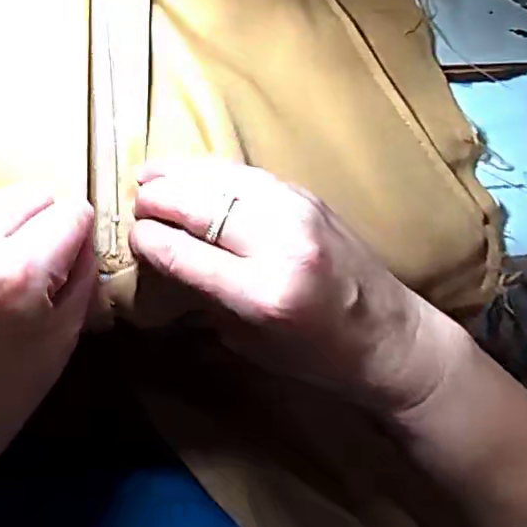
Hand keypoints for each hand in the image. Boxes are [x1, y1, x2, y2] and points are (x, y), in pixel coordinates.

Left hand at [0, 186, 95, 510]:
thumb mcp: (62, 340)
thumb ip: (82, 273)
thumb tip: (86, 229)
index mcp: (15, 277)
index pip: (72, 212)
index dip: (79, 238)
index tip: (69, 267)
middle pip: (36, 194)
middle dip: (46, 226)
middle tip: (35, 272)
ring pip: (2, 197)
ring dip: (13, 225)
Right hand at [128, 156, 466, 416]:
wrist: (394, 339)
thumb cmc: (317, 357)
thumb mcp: (249, 341)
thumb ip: (202, 292)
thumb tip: (160, 250)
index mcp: (263, 294)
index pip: (182, 252)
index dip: (146, 239)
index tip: (131, 237)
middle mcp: (279, 243)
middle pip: (195, 205)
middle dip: (154, 201)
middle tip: (134, 206)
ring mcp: (295, 210)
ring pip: (216, 177)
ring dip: (174, 174)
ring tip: (145, 175)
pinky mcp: (304, 194)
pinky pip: (241, 171)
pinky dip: (206, 169)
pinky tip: (186, 170)